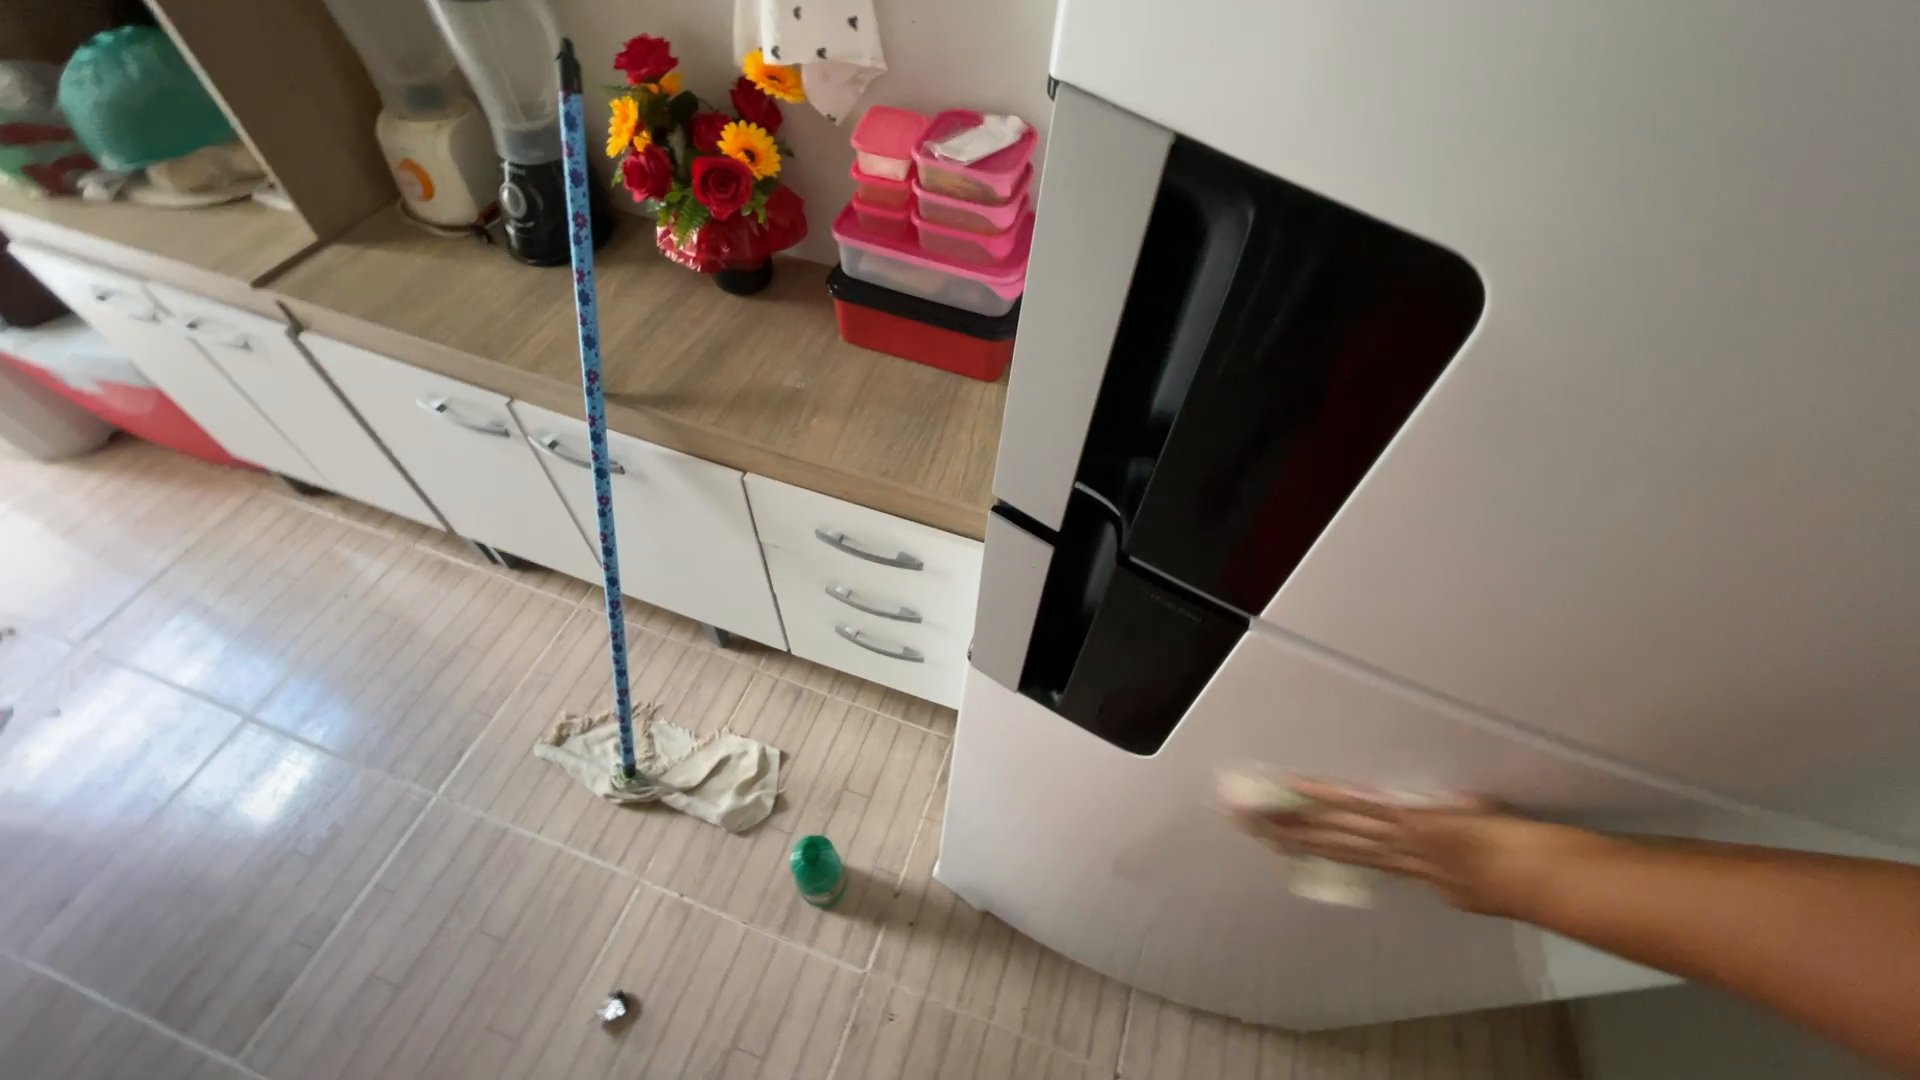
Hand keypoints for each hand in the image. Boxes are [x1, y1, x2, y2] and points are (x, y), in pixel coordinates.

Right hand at [1245, 780, 1593, 916]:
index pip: (1364, 854)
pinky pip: (1361, 807)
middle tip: (1258, 827)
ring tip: (1267, 814)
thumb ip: (1462, 844)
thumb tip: (1445, 820)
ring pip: (1342, 827)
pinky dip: (1328, 796)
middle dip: (1299, 835)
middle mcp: (1404, 855)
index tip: (1294, 840)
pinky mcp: (1409, 819)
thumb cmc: (1531, 867)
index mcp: (1422, 868)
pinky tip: (1300, 785)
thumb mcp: (1491, 861)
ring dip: (1302, 819)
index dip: (1327, 847)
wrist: (1545, 876)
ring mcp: (1403, 836)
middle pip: (1341, 843)